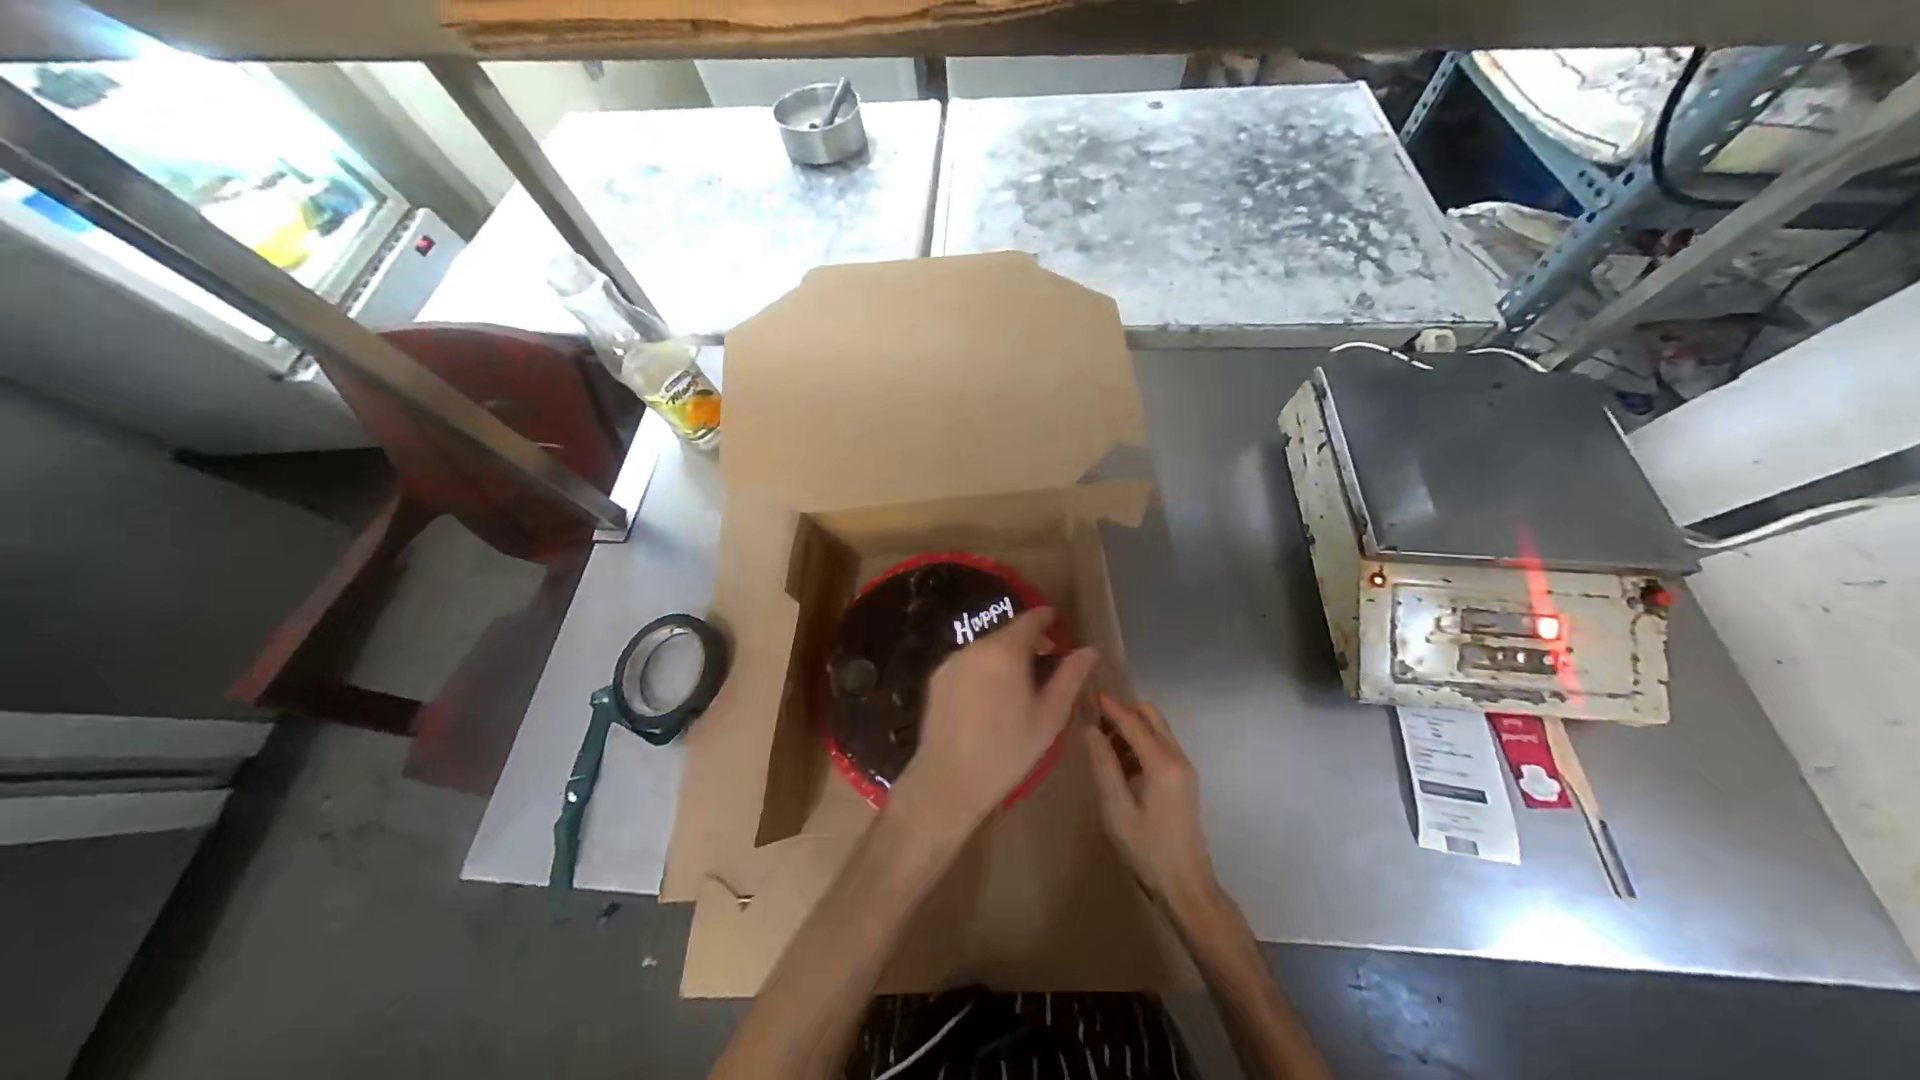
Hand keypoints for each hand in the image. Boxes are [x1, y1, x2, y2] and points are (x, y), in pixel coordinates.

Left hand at [889, 608, 1097, 842]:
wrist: (949, 781)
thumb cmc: (1008, 751)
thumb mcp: (1050, 716)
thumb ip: (1071, 676)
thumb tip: (1089, 650)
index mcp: (1005, 651)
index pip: (1030, 619)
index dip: (1048, 620)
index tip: (1059, 626)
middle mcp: (974, 647)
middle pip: (1007, 633)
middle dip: (1028, 642)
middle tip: (1046, 664)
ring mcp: (950, 662)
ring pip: (986, 648)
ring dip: (1004, 656)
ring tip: (1018, 685)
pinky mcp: (936, 679)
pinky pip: (967, 664)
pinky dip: (983, 669)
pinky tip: (989, 698)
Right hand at [1084, 693, 1220, 913]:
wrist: (1186, 885)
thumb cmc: (1147, 850)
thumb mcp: (1116, 809)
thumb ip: (1103, 765)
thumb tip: (1090, 730)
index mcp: (1162, 764)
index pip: (1134, 722)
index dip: (1111, 706)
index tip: (1089, 693)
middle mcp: (1178, 759)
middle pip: (1151, 717)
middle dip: (1123, 712)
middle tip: (1094, 722)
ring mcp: (1184, 769)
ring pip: (1157, 730)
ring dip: (1131, 727)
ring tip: (1102, 744)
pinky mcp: (1183, 780)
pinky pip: (1161, 746)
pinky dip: (1140, 742)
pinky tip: (1119, 762)